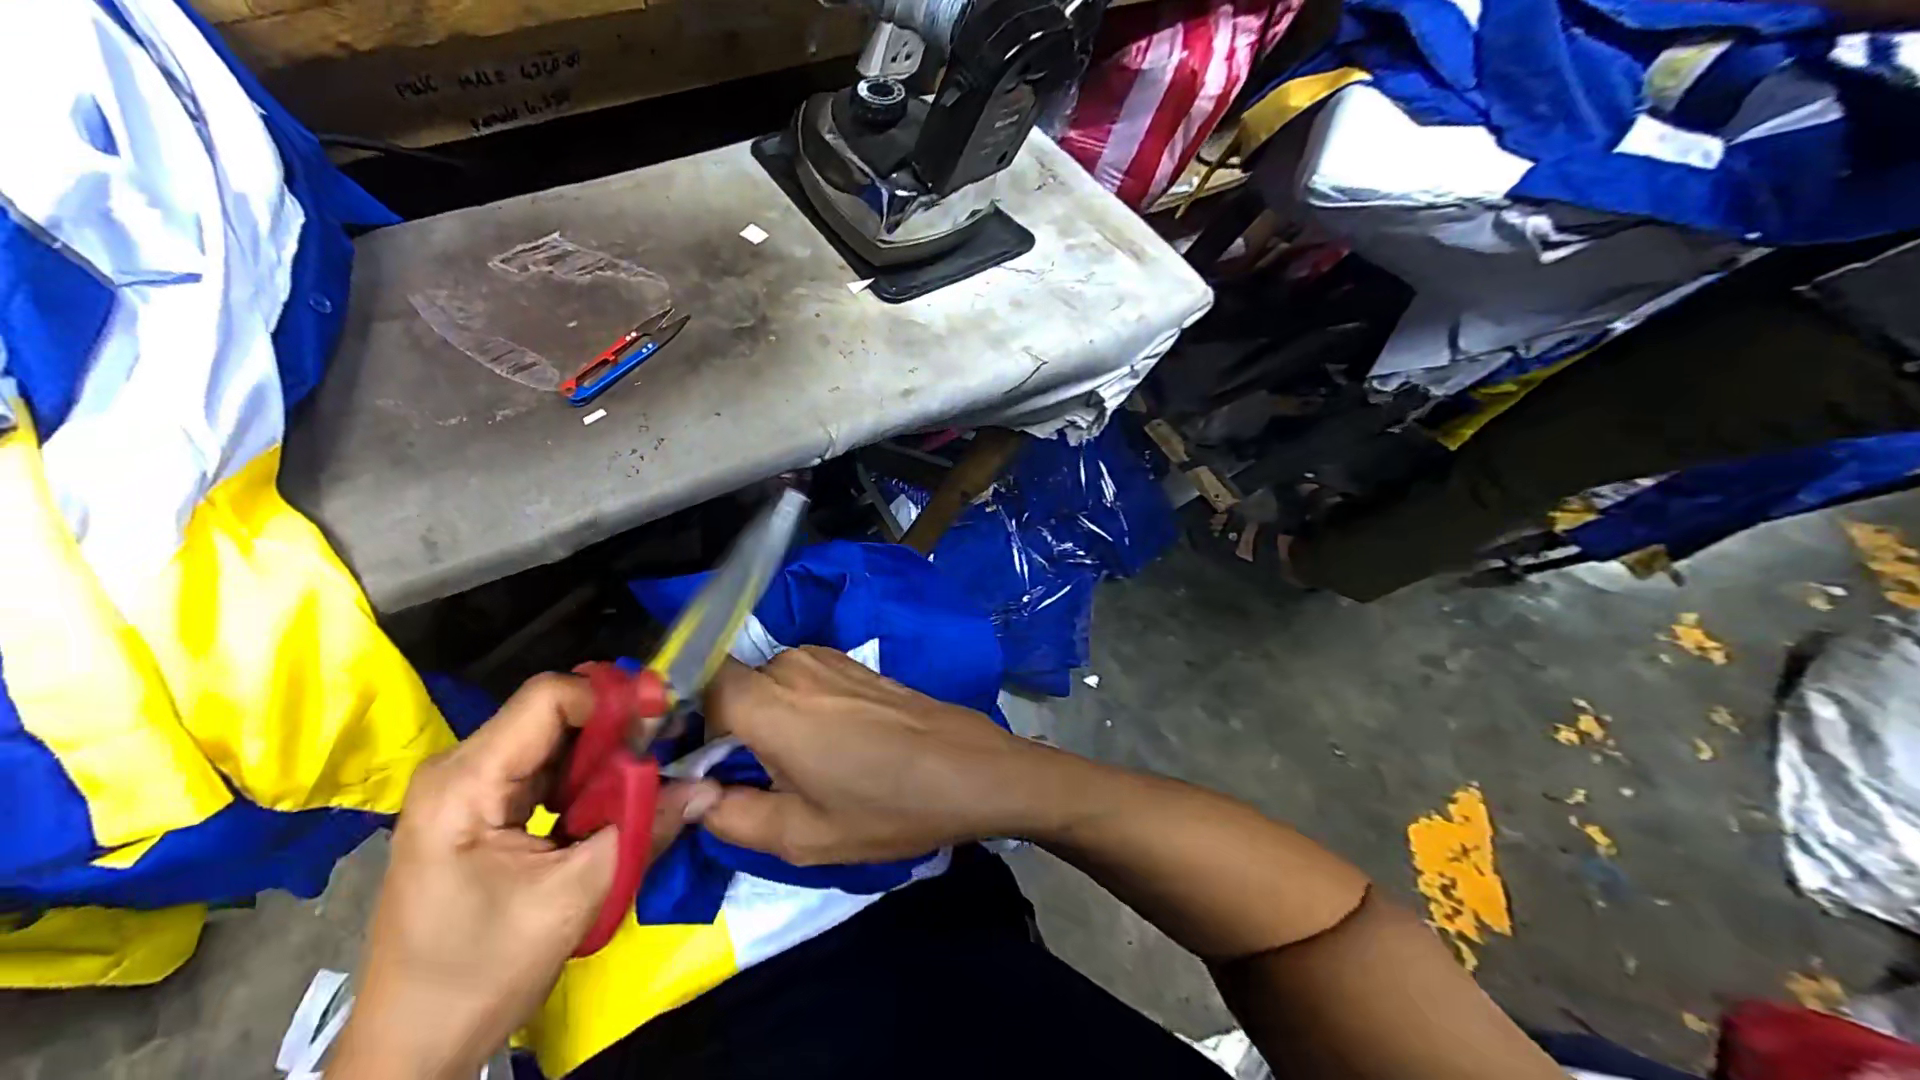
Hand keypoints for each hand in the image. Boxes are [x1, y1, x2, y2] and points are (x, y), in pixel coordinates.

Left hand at [331, 673, 719, 1079]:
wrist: (413, 1044)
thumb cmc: (482, 971)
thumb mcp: (575, 896)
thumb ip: (645, 828)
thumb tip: (708, 787)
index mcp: (465, 782)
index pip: (549, 698)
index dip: (612, 698)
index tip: (665, 717)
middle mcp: (459, 769)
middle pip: (552, 714)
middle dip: (615, 727)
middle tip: (665, 751)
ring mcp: (465, 788)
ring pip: (553, 740)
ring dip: (605, 755)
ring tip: (646, 780)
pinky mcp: (479, 809)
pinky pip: (544, 769)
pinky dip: (586, 778)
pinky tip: (612, 802)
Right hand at [699, 647, 1055, 864]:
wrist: (972, 769)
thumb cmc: (888, 807)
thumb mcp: (803, 836)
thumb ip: (732, 819)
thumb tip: (694, 797)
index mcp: (768, 702)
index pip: (694, 685)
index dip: (685, 722)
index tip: (695, 764)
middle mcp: (790, 664)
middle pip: (730, 685)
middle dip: (726, 726)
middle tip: (747, 776)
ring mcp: (826, 657)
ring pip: (767, 683)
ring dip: (765, 718)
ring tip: (793, 766)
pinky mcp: (852, 662)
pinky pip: (800, 679)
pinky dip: (795, 706)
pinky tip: (829, 745)